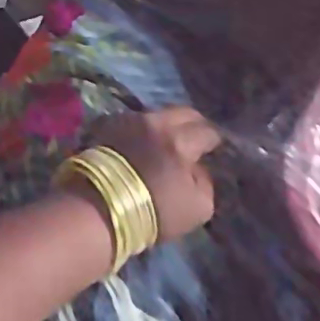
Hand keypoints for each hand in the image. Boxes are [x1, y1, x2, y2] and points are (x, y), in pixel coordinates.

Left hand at [92, 107, 221, 243]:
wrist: (102, 203)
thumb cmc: (154, 208)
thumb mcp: (198, 206)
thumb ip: (204, 180)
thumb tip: (198, 166)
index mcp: (178, 140)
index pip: (207, 130)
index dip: (216, 139)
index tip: (217, 147)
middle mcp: (154, 121)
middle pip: (182, 112)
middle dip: (195, 123)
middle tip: (199, 138)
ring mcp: (129, 119)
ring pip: (158, 114)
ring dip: (169, 124)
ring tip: (172, 139)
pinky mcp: (110, 124)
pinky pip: (137, 120)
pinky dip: (147, 128)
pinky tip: (148, 141)